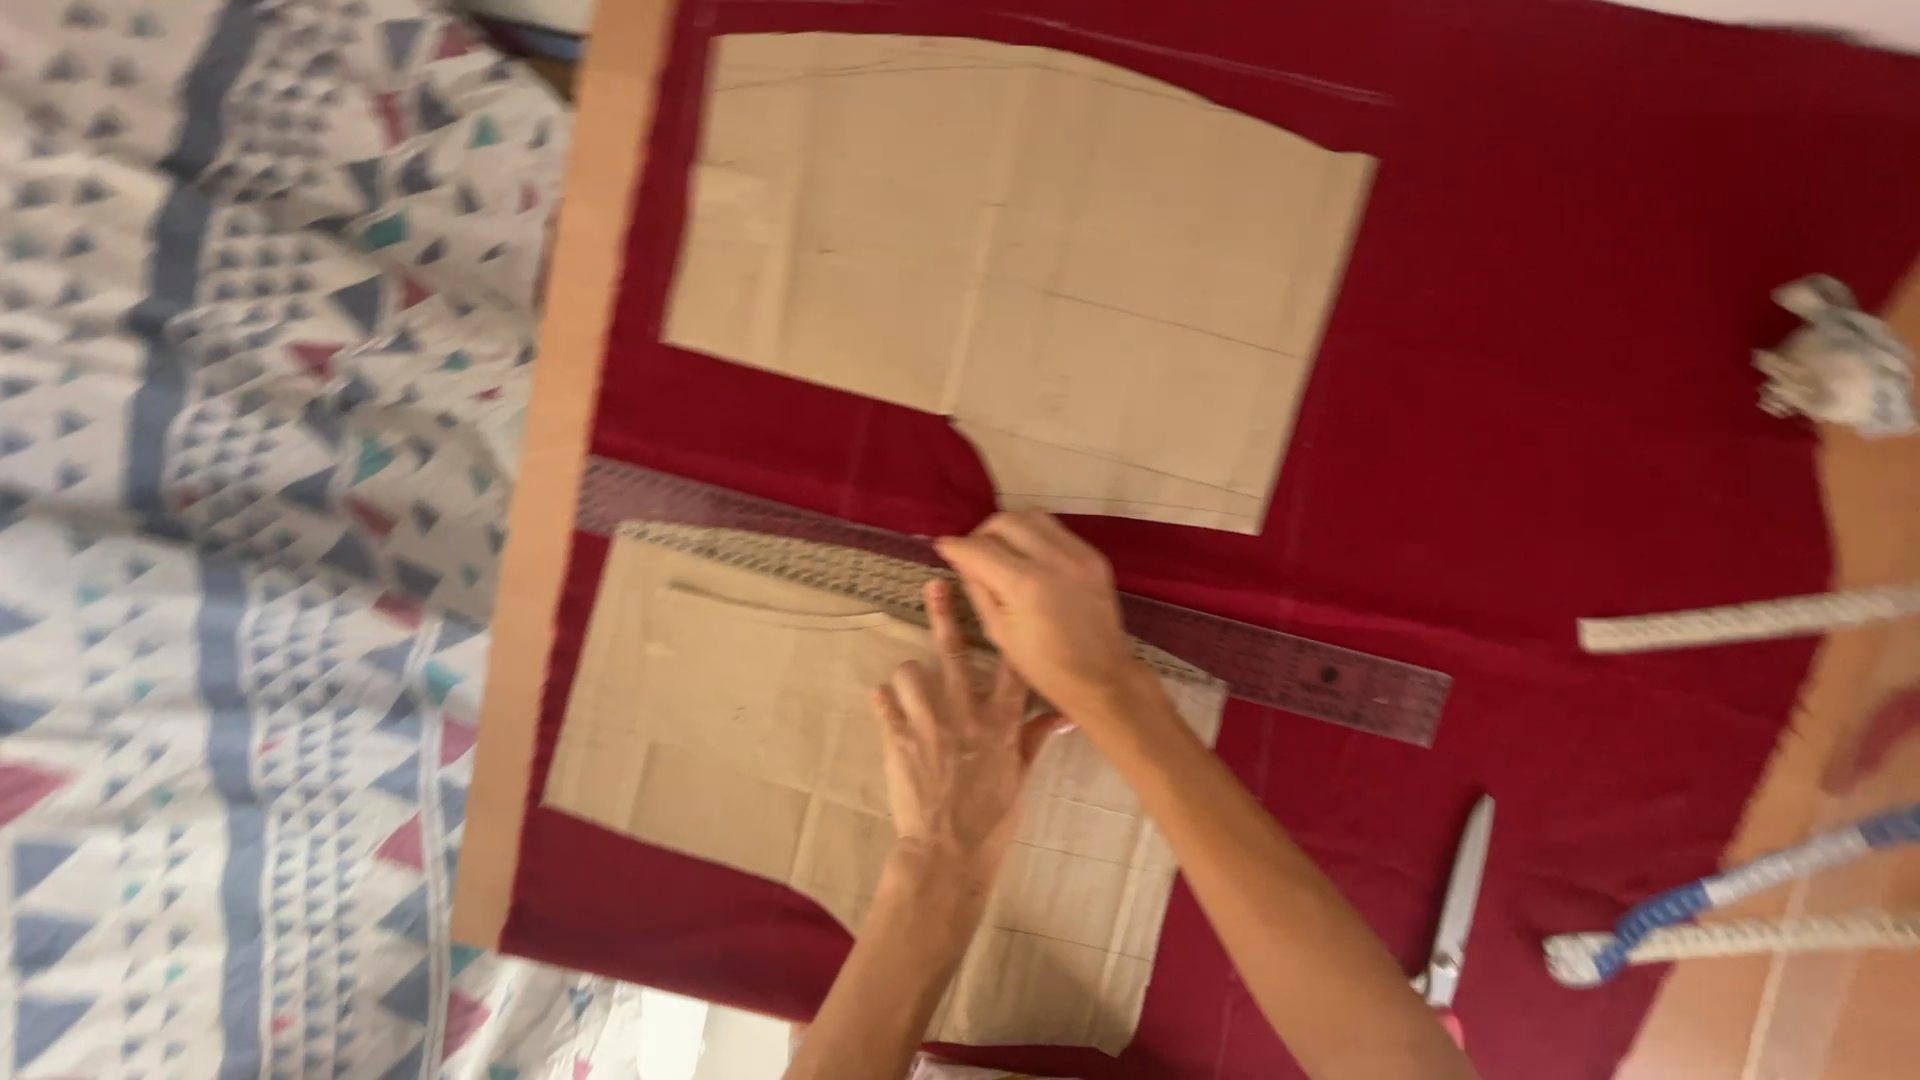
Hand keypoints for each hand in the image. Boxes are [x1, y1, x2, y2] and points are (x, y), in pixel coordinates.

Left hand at [872, 580, 1065, 881]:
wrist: (948, 853)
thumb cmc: (992, 819)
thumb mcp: (1022, 778)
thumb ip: (1036, 738)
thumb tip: (1065, 715)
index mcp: (1001, 721)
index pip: (1010, 665)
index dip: (1004, 628)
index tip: (996, 596)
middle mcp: (966, 713)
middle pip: (955, 651)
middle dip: (944, 613)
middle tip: (935, 585)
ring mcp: (929, 724)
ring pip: (911, 671)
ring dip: (909, 674)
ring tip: (910, 683)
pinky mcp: (897, 739)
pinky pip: (884, 703)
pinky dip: (883, 700)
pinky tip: (884, 701)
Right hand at [934, 511, 1144, 717]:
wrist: (1100, 677)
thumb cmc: (1043, 666)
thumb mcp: (998, 631)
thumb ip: (977, 587)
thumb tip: (960, 558)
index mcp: (1025, 585)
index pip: (979, 549)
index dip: (955, 546)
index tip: (943, 548)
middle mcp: (1053, 560)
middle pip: (1005, 522)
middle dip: (981, 533)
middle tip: (975, 553)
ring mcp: (1078, 555)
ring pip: (1032, 517)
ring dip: (1010, 529)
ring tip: (1002, 551)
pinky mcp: (1094, 556)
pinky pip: (1056, 530)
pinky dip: (1036, 536)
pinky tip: (1030, 558)